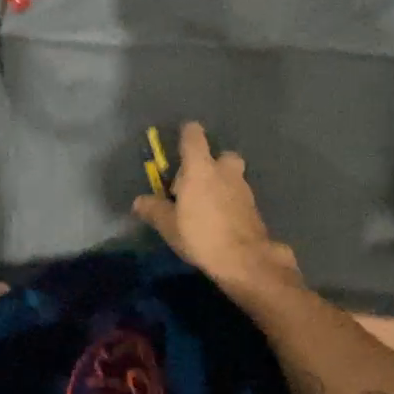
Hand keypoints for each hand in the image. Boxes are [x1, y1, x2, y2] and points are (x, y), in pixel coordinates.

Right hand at [133, 122, 300, 294]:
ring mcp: (244, 188)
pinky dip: (230, 202)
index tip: (179, 144)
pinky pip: (239, 196)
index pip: (194, 135)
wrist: (245, 260)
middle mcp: (225, 171)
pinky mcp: (254, 207)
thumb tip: (139, 202)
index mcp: (201, 167)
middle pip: (220, 155)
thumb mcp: (169, 225)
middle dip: (210, 165)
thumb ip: (154, 210)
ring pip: (232, 176)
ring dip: (221, 185)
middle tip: (195, 186)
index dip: (187, 134)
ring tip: (206, 208)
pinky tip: (221, 222)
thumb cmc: (201, 234)